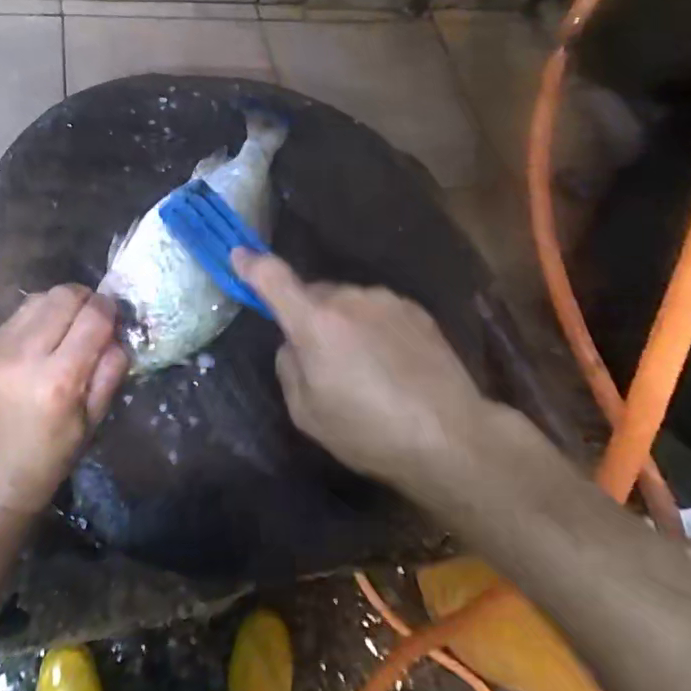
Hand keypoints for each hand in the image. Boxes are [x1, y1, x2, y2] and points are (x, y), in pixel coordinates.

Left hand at [0, 285, 128, 512]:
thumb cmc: (50, 456)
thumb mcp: (93, 420)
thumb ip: (110, 370)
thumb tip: (117, 331)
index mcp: (59, 380)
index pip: (94, 316)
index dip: (110, 309)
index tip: (115, 317)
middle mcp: (25, 356)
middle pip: (65, 295)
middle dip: (86, 300)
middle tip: (92, 318)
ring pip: (40, 297)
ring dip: (60, 305)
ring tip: (66, 327)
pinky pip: (18, 314)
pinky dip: (37, 318)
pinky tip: (41, 339)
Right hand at [235, 249, 489, 489]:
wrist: (451, 435)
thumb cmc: (368, 431)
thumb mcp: (306, 412)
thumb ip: (288, 366)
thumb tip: (294, 343)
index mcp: (314, 322)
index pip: (272, 278)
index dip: (251, 265)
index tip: (239, 255)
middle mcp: (348, 298)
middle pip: (313, 295)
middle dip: (309, 317)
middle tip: (322, 360)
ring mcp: (386, 300)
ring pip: (347, 302)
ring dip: (344, 322)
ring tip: (365, 368)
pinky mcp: (416, 309)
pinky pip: (378, 310)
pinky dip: (374, 328)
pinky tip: (392, 364)